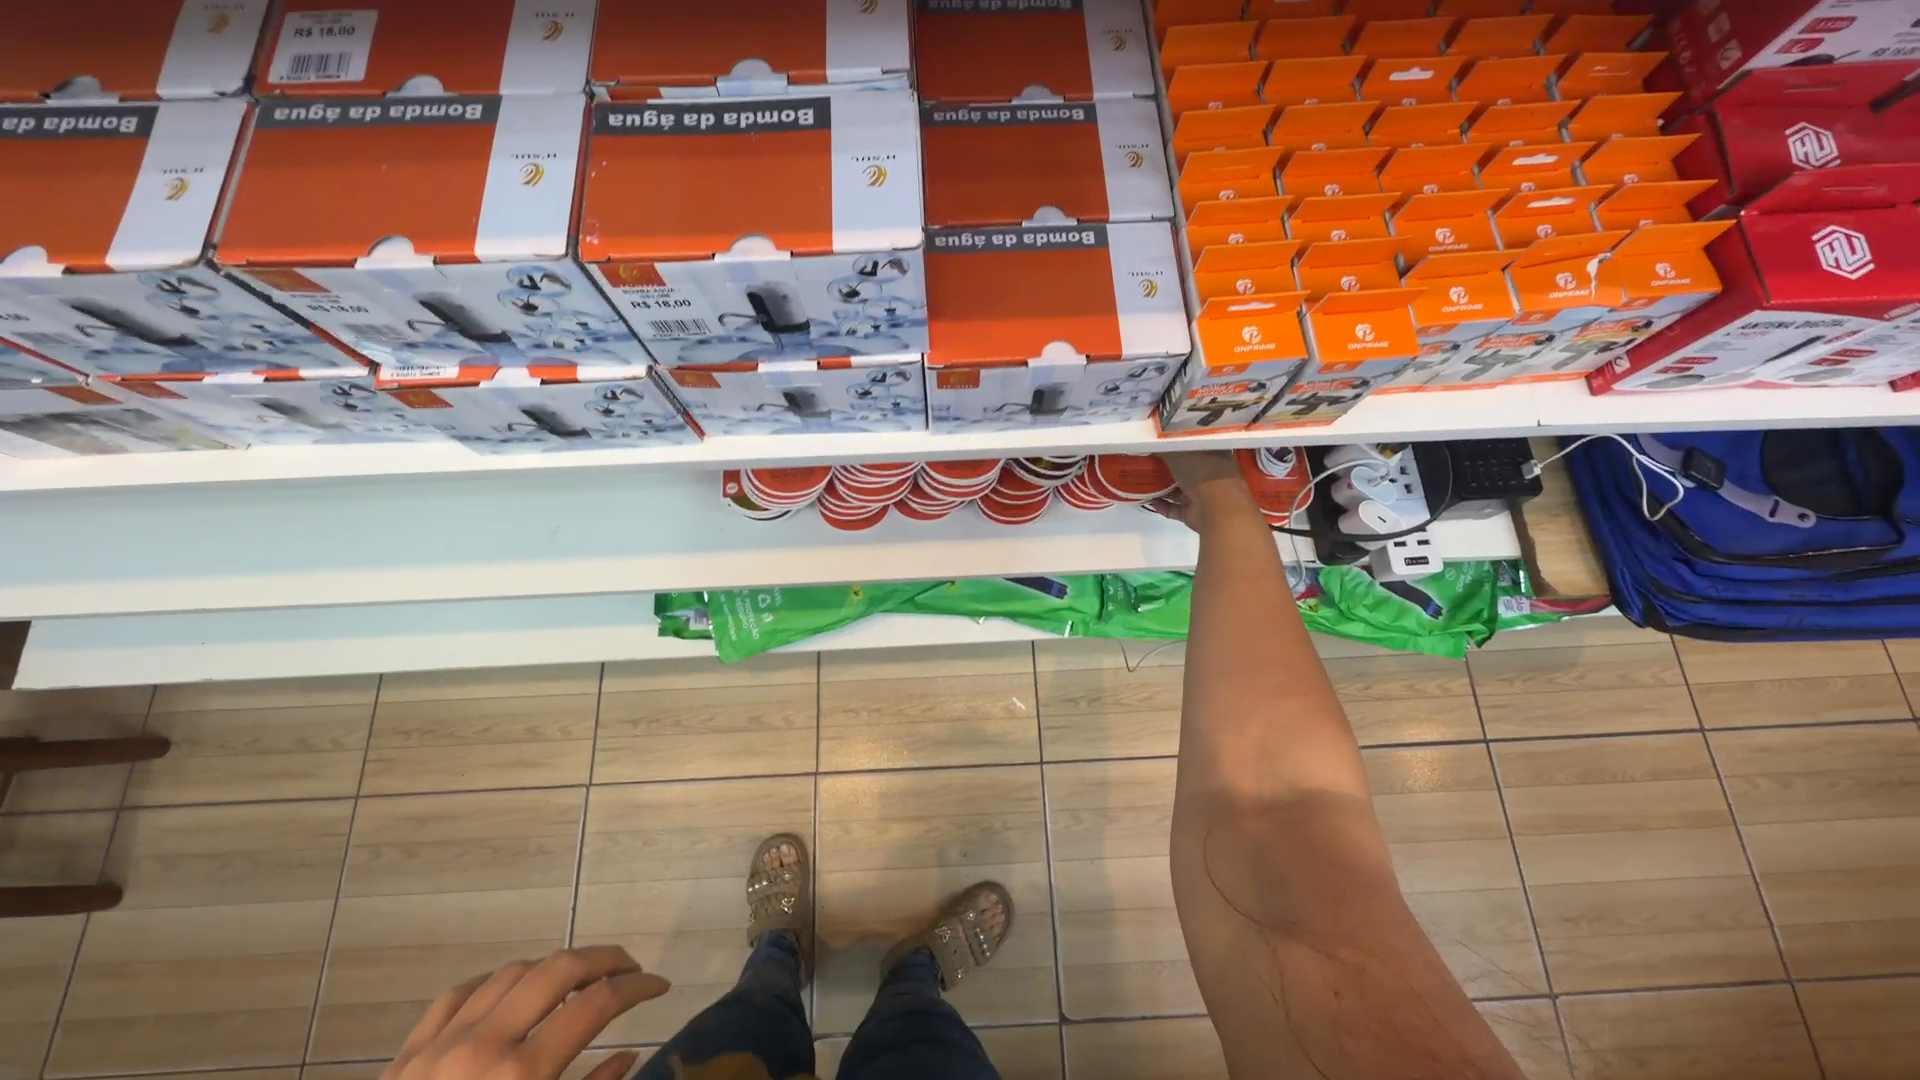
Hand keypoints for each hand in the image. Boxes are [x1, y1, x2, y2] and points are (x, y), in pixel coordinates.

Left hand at [384, 946, 670, 1079]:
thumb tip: (626, 1057)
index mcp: (522, 1076)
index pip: (596, 1005)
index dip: (638, 987)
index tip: (660, 985)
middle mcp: (484, 1045)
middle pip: (559, 969)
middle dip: (605, 958)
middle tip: (631, 967)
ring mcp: (439, 1044)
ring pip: (511, 972)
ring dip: (553, 968)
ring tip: (577, 980)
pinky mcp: (404, 1055)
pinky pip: (457, 994)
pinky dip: (494, 983)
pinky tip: (510, 992)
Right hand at [1153, 452, 1252, 531]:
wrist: (1217, 509)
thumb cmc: (1202, 472)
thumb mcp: (1179, 452)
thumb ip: (1164, 448)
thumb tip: (1149, 442)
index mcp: (1214, 454)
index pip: (1195, 446)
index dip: (1178, 444)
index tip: (1160, 443)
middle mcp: (1211, 474)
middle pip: (1186, 469)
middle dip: (1167, 467)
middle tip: (1147, 462)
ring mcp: (1204, 495)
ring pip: (1179, 490)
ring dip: (1162, 487)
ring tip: (1143, 481)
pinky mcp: (1194, 513)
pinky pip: (1175, 508)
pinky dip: (1162, 505)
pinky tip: (1147, 500)